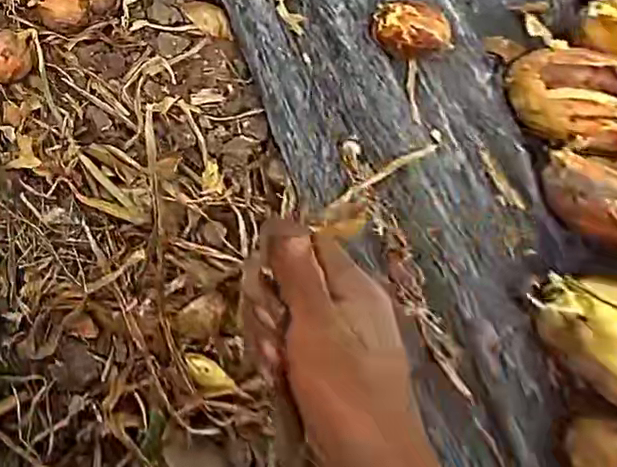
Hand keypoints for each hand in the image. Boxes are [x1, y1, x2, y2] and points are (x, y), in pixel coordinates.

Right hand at [239, 216, 439, 466]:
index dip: (276, 252)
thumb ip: (297, 272)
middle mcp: (345, 303)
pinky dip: (275, 354)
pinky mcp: (323, 361)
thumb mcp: (317, 327)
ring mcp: (335, 333)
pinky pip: (286, 337)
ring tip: (276, 363)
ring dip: (266, 332)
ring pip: (279, 308)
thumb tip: (285, 218)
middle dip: (266, 301)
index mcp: (353, 286)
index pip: (306, 239)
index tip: (262, 277)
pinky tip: (278, 376)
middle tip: (271, 330)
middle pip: (286, 274)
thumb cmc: (348, 397)